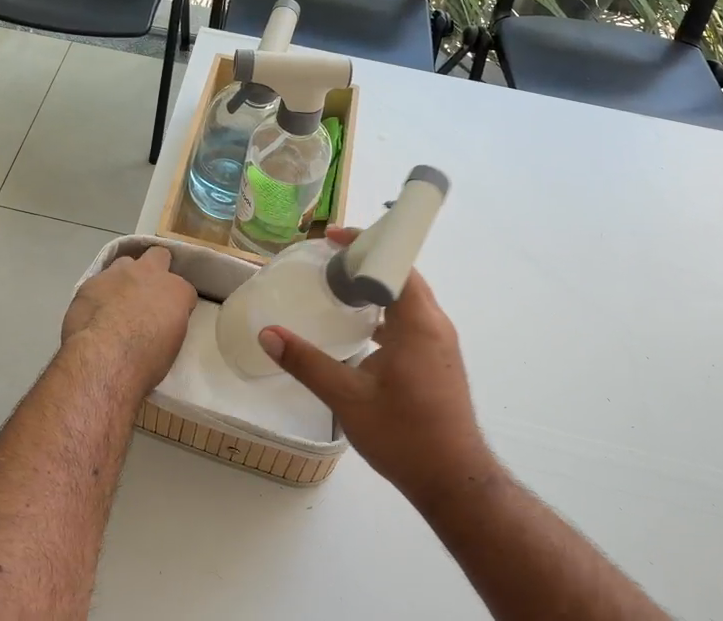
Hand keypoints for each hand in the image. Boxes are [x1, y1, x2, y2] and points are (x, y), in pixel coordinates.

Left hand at [63, 246, 196, 397]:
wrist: (103, 358)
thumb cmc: (145, 361)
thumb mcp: (171, 347)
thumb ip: (168, 324)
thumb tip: (159, 324)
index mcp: (176, 291)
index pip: (184, 290)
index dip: (177, 303)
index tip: (170, 317)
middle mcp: (149, 273)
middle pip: (159, 256)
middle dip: (156, 268)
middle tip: (148, 292)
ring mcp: (118, 273)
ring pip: (125, 263)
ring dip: (125, 277)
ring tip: (117, 300)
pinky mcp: (91, 281)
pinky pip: (99, 281)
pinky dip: (100, 293)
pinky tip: (94, 310)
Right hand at [260, 229, 491, 501]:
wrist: (455, 482)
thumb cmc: (403, 435)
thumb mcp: (347, 398)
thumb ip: (306, 362)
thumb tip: (267, 335)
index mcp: (418, 323)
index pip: (395, 263)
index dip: (365, 245)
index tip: (331, 240)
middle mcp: (436, 324)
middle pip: (403, 275)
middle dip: (366, 262)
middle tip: (327, 261)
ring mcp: (441, 344)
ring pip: (409, 299)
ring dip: (377, 287)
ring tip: (338, 288)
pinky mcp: (440, 361)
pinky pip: (413, 319)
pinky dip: (386, 311)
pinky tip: (360, 328)